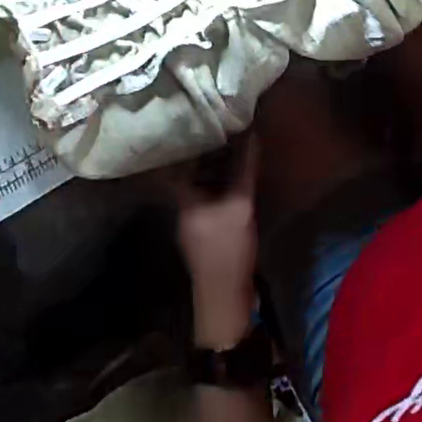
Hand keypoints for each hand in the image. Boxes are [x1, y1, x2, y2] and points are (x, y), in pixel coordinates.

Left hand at [167, 137, 260, 349]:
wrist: (225, 300)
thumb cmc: (228, 251)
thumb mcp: (241, 207)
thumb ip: (244, 171)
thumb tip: (250, 135)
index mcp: (183, 201)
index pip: (171, 166)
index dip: (176, 144)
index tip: (184, 122)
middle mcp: (181, 209)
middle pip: (184, 174)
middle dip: (197, 153)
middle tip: (212, 127)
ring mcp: (192, 223)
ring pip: (196, 186)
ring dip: (208, 168)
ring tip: (224, 143)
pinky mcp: (204, 232)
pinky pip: (207, 197)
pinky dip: (216, 183)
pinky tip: (231, 175)